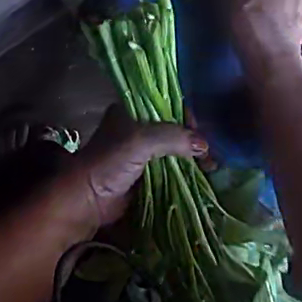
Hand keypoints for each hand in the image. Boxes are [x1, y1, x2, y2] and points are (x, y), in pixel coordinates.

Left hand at [40, 104, 203, 235]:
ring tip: (213, 165)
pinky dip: (188, 170)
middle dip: (193, 138)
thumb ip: (171, 137)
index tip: (204, 128)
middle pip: (172, 127)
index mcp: (129, 111)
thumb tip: (204, 145)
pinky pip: (172, 168)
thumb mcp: (139, 141)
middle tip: (213, 151)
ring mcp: (141, 152)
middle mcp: (136, 127)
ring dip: (193, 156)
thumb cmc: (109, 163)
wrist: (88, 199)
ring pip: (174, 148)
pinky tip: (205, 175)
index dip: (185, 114)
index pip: (164, 103)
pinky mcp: (146, 173)